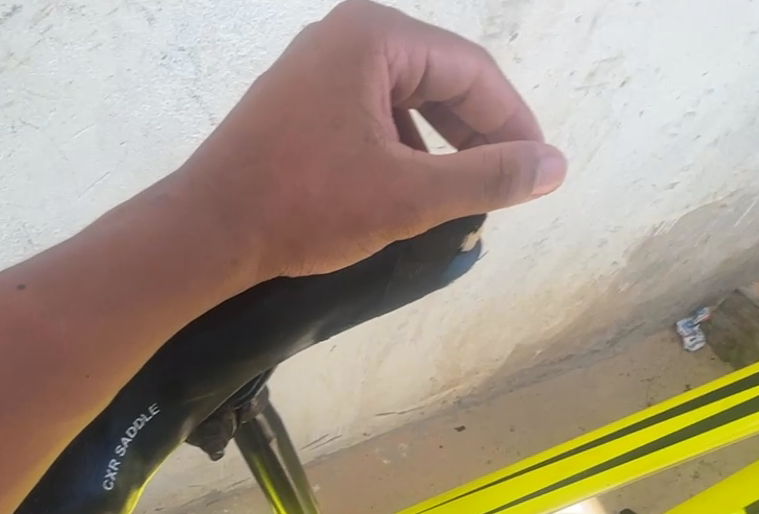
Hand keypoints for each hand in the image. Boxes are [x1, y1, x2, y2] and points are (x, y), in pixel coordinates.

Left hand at [176, 0, 565, 279]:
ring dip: (431, 148)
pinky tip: (395, 194)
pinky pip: (360, 121)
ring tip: (451, 197)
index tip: (537, 169)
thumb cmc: (303, 208)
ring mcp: (309, 72)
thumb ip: (485, 178)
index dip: (512, 123)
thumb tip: (553, 167)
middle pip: (434, 81)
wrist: (205, 233)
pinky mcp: (289, 109)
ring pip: (396, 105)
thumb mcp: (406, 196)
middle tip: (501, 183)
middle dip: (471, 135)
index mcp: (375, 36)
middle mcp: (342, 38)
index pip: (470, 72)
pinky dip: (388, 154)